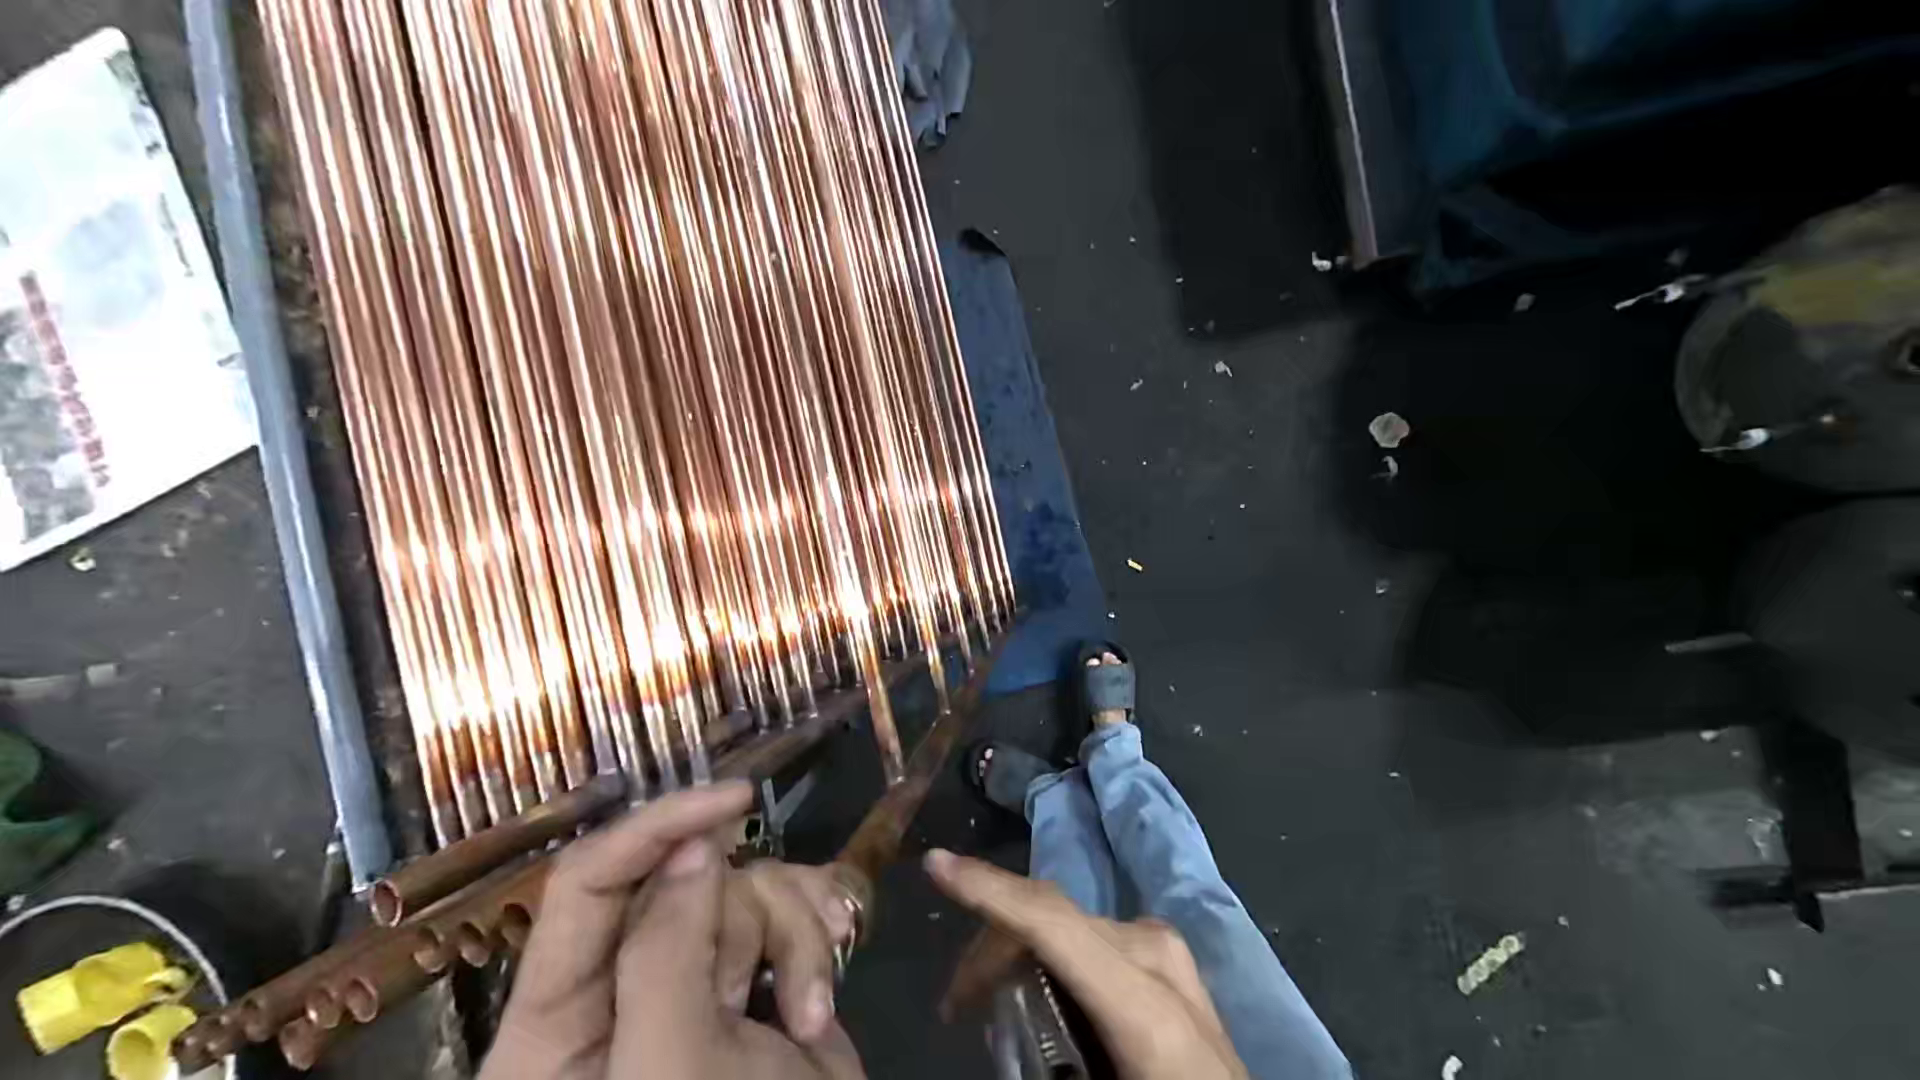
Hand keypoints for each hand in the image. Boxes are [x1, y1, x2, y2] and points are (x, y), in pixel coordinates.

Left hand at [478, 782, 864, 1079]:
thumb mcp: (677, 1070)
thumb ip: (666, 951)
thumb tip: (693, 846)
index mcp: (557, 1024)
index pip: (584, 886)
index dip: (656, 827)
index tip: (733, 799)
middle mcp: (618, 986)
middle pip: (681, 881)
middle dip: (742, 918)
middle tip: (759, 994)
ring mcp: (691, 976)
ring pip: (742, 886)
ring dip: (789, 935)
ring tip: (810, 1010)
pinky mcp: (751, 971)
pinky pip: (782, 904)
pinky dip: (813, 935)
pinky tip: (829, 987)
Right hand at [924, 849, 1248, 1079]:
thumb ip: (1042, 1054)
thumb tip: (995, 1022)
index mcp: (1145, 1004)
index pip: (1052, 921)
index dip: (988, 888)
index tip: (935, 863)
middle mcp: (1153, 953)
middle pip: (1048, 918)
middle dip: (989, 948)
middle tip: (953, 1005)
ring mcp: (1162, 945)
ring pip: (1064, 921)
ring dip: (1015, 948)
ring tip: (984, 999)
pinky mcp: (1163, 953)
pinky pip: (1086, 934)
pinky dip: (1046, 951)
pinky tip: (1031, 987)